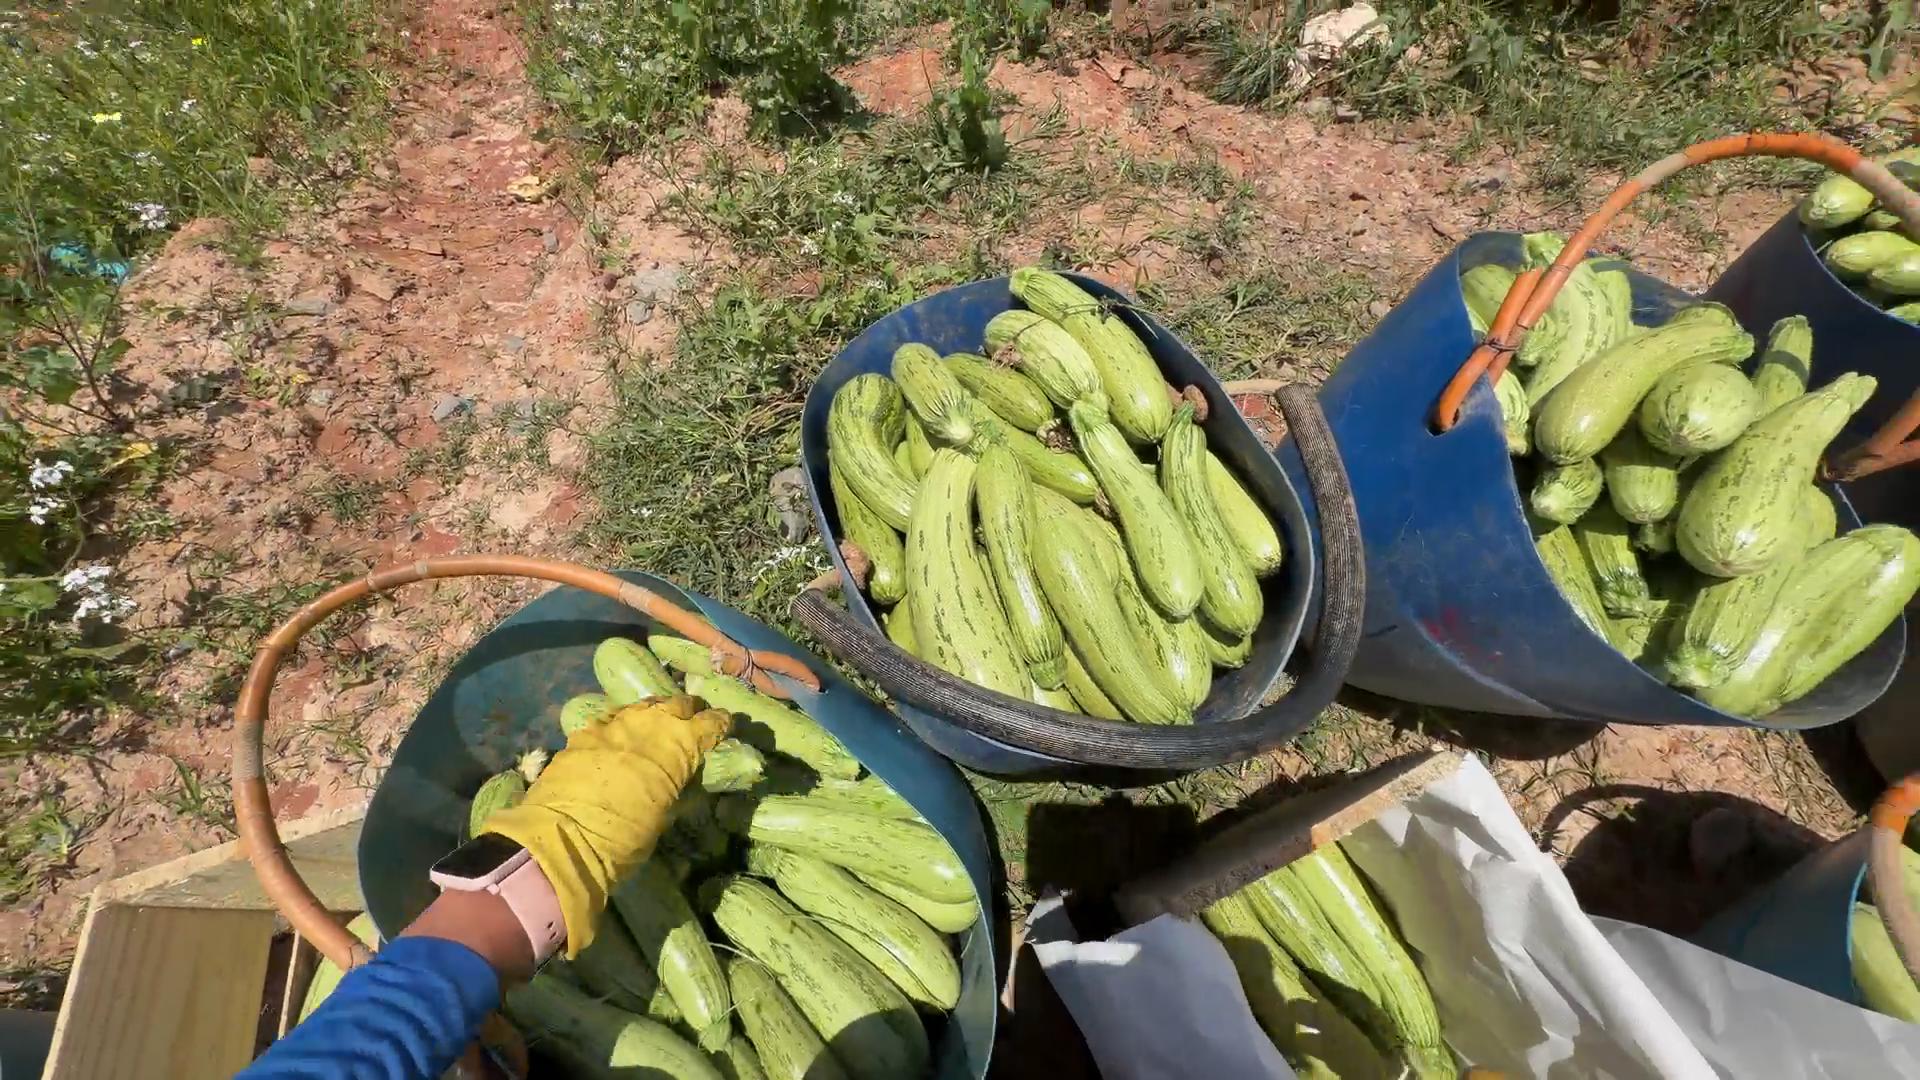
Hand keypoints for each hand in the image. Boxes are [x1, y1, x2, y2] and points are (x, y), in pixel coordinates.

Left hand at [484, 695, 730, 956]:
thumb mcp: (664, 813)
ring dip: (653, 714)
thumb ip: (673, 784)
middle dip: (688, 713)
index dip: (720, 725)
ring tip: (652, 728)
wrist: (560, 843)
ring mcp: (615, 723)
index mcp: (681, 742)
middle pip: (679, 703)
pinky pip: (610, 720)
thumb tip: (675, 779)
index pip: (714, 721)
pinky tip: (615, 742)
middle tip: (689, 726)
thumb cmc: (623, 838)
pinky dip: (619, 728)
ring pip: (644, 705)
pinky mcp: (584, 733)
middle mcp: (652, 722)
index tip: (722, 730)